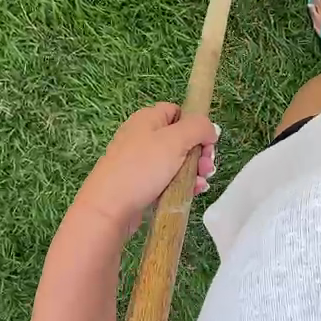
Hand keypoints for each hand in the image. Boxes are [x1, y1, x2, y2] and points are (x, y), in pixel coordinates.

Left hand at [70, 103, 218, 240]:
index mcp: (148, 118)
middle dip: (199, 152)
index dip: (195, 125)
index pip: (178, 112)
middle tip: (206, 167)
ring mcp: (140, 161)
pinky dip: (181, 184)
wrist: (108, 208)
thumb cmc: (142, 168)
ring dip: (194, 170)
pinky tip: (192, 193)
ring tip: (201, 184)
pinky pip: (166, 179)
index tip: (207, 143)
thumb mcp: (175, 140)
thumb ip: (198, 127)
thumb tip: (211, 129)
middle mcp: (142, 136)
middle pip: (180, 138)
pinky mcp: (140, 183)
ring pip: (176, 161)